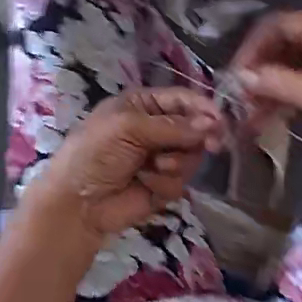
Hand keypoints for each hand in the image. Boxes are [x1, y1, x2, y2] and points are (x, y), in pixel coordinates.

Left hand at [21, 88, 222, 241]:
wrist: (79, 201)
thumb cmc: (95, 152)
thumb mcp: (128, 128)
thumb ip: (170, 126)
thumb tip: (211, 123)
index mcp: (141, 104)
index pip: (180, 99)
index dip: (203, 108)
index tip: (221, 121)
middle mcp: (153, 127)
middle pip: (194, 128)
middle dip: (197, 138)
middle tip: (209, 146)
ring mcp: (159, 156)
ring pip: (191, 156)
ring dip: (176, 162)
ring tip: (154, 166)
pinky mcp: (162, 184)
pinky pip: (181, 180)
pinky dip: (166, 182)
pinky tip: (146, 184)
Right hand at [228, 11, 301, 177]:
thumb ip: (273, 81)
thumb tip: (238, 76)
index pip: (277, 24)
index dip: (252, 47)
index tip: (235, 73)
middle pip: (280, 42)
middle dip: (258, 68)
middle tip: (239, 94)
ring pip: (287, 63)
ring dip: (265, 85)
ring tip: (248, 110)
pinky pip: (298, 80)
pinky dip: (280, 95)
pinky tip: (264, 115)